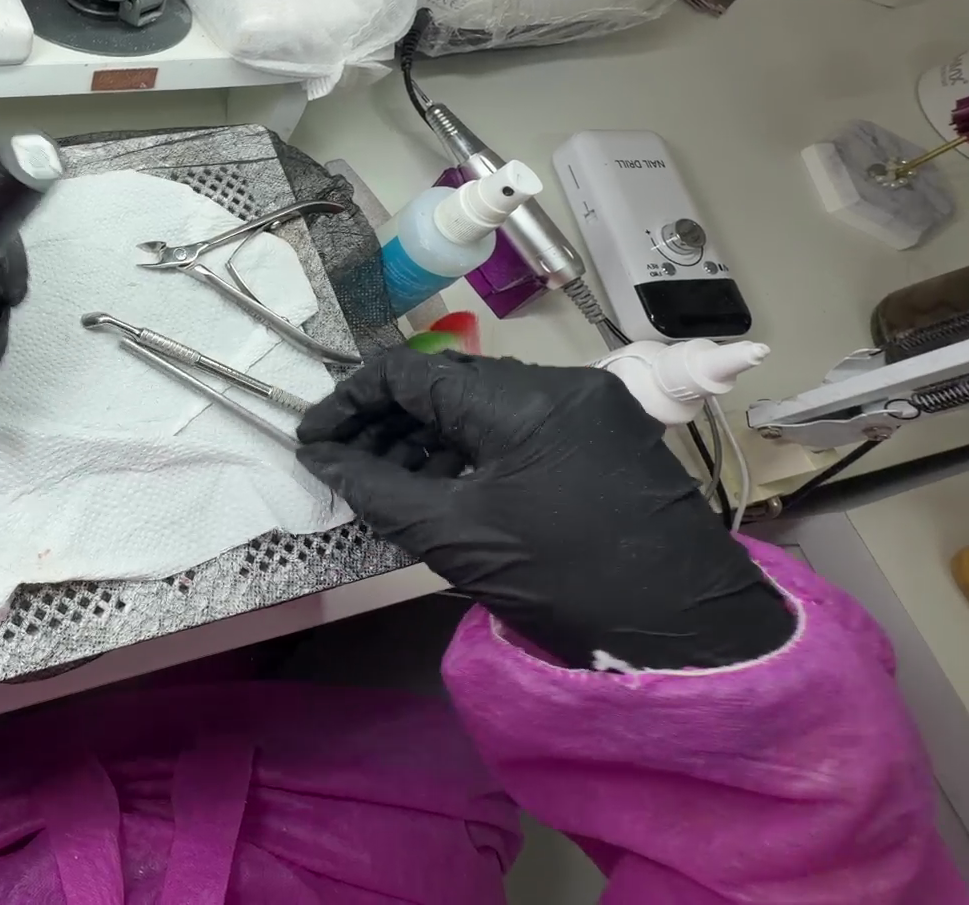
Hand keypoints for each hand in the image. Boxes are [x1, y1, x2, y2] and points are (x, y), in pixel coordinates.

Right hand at [295, 349, 794, 669]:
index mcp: (519, 402)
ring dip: (418, 432)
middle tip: (344, 461)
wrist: (693, 637)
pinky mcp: (596, 427)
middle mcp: (554, 383)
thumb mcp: (449, 536)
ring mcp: (582, 402)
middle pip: (438, 382)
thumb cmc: (562, 582)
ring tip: (383, 476)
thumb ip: (371, 485)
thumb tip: (319, 456)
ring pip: (471, 400)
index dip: (347, 401)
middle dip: (381, 419)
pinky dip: (460, 444)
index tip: (315, 438)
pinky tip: (433, 480)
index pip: (405, 372)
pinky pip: (507, 420)